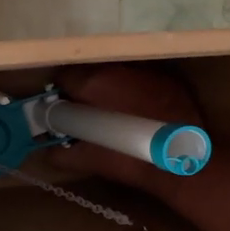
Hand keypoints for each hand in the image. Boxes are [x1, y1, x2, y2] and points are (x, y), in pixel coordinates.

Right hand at [50, 63, 203, 189]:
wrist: (182, 161)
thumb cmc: (130, 159)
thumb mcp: (89, 160)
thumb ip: (61, 155)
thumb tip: (47, 153)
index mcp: (93, 84)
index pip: (63, 77)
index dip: (58, 95)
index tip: (61, 111)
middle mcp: (118, 70)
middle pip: (89, 72)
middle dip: (83, 90)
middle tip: (85, 114)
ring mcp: (146, 72)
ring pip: (116, 74)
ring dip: (108, 88)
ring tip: (113, 112)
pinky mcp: (168, 80)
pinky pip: (140, 80)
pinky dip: (134, 91)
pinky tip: (139, 111)